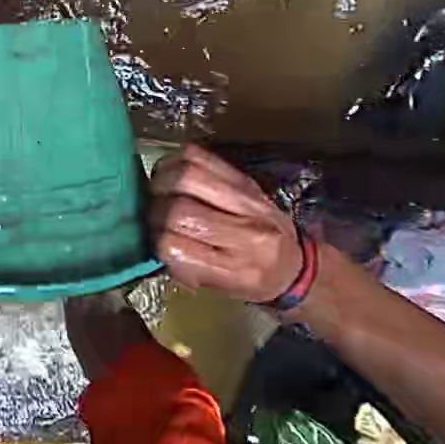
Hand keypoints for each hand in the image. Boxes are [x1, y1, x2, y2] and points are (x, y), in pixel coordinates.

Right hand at [148, 145, 300, 302]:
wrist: (295, 265)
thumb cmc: (249, 280)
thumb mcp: (217, 288)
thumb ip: (181, 265)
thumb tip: (149, 237)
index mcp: (235, 269)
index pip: (174, 246)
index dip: (155, 239)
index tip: (154, 239)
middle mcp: (245, 232)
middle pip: (179, 209)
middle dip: (155, 210)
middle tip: (152, 214)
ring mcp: (247, 200)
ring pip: (188, 176)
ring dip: (162, 181)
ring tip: (158, 191)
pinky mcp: (244, 178)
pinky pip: (200, 156)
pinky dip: (176, 161)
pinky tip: (171, 174)